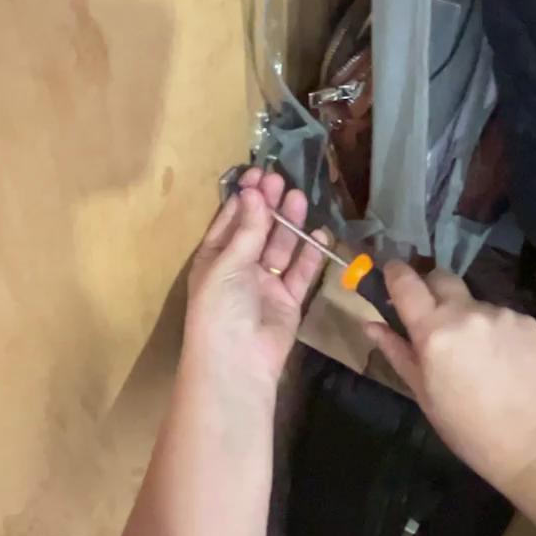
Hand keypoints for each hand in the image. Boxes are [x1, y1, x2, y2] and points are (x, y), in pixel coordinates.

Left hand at [184, 167, 328, 390]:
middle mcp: (239, 270)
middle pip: (257, 231)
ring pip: (280, 248)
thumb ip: (248, 230)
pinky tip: (320, 234)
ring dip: (290, 224)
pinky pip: (301, 273)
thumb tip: (254, 194)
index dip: (244, 199)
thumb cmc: (220, 308)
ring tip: (301, 198)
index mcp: (214, 259)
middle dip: (269, 206)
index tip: (258, 174)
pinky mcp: (288, 302)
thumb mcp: (227, 264)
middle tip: (282, 181)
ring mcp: (264, 286)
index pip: (231, 222)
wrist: (237, 361)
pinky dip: (311, 255)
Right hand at [365, 262, 535, 487]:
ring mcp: (500, 313)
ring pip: (473, 301)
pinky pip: (501, 315)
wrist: (529, 442)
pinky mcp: (528, 320)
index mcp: (433, 331)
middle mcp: (466, 312)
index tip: (392, 274)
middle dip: (431, 289)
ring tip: (476, 354)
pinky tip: (501, 359)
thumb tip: (370, 325)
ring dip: (467, 316)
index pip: (406, 281)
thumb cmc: (464, 425)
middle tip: (433, 318)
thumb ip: (396, 351)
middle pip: (441, 277)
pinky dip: (495, 330)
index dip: (395, 272)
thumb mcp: (422, 392)